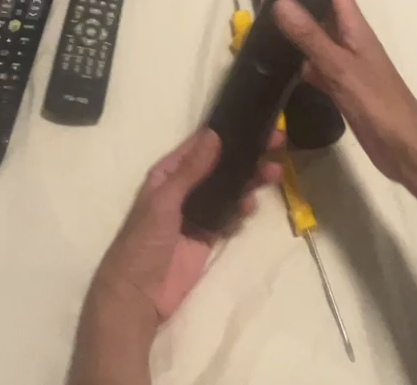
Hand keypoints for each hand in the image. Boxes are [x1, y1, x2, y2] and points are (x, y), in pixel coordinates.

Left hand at [83, 128, 282, 333]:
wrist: (139, 295)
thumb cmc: (144, 241)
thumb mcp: (165, 200)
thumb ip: (191, 170)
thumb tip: (214, 135)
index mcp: (169, 173)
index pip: (201, 145)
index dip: (227, 132)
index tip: (256, 122)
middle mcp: (185, 187)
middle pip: (221, 165)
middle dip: (247, 155)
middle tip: (277, 143)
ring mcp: (199, 211)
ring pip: (230, 188)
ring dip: (250, 179)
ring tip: (272, 174)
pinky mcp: (209, 235)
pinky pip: (231, 214)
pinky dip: (243, 207)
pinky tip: (250, 205)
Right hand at [275, 0, 416, 190]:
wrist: (407, 149)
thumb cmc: (380, 104)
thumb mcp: (341, 68)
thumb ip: (312, 37)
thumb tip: (282, 3)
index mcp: (356, 30)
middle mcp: (351, 42)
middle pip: (324, 10)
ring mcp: (348, 66)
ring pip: (318, 38)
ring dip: (297, 28)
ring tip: (268, 23)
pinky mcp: (343, 88)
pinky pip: (317, 66)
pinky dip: (300, 62)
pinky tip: (283, 68)